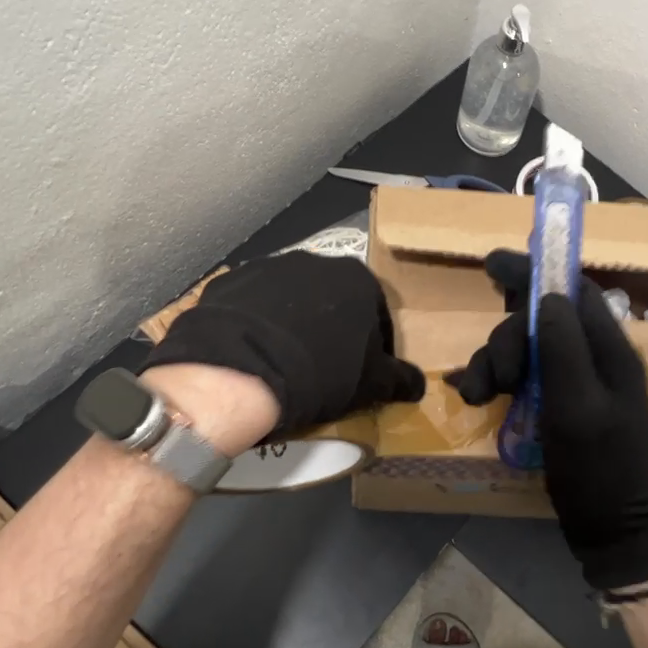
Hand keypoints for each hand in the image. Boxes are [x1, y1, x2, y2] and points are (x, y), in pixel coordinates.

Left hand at [146, 253, 425, 439]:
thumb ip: (400, 380)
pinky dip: (257, 326)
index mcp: (357, 279)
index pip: (377, 313)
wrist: (245, 370)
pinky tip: (255, 356)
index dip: (374, 347)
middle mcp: (316, 262)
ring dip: (294, 325)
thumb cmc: (324, 372)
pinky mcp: (228, 282)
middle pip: (332, 301)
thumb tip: (419, 385)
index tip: (364, 373)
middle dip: (332, 330)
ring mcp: (267, 267)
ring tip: (286, 364)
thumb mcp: (373, 384)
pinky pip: (251, 307)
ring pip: (290, 300)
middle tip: (324, 369)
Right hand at [446, 251, 647, 590]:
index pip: (571, 289)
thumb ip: (565, 347)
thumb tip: (548, 294)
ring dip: (494, 363)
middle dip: (507, 339)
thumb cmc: (599, 468)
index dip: (533, 270)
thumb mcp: (579, 406)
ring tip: (477, 395)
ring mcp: (574, 381)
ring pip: (524, 348)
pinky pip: (520, 376)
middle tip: (493, 378)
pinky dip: (494, 382)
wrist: (613, 526)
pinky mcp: (557, 404)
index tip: (491, 264)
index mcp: (609, 348)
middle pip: (540, 319)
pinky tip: (476, 399)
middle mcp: (593, 356)